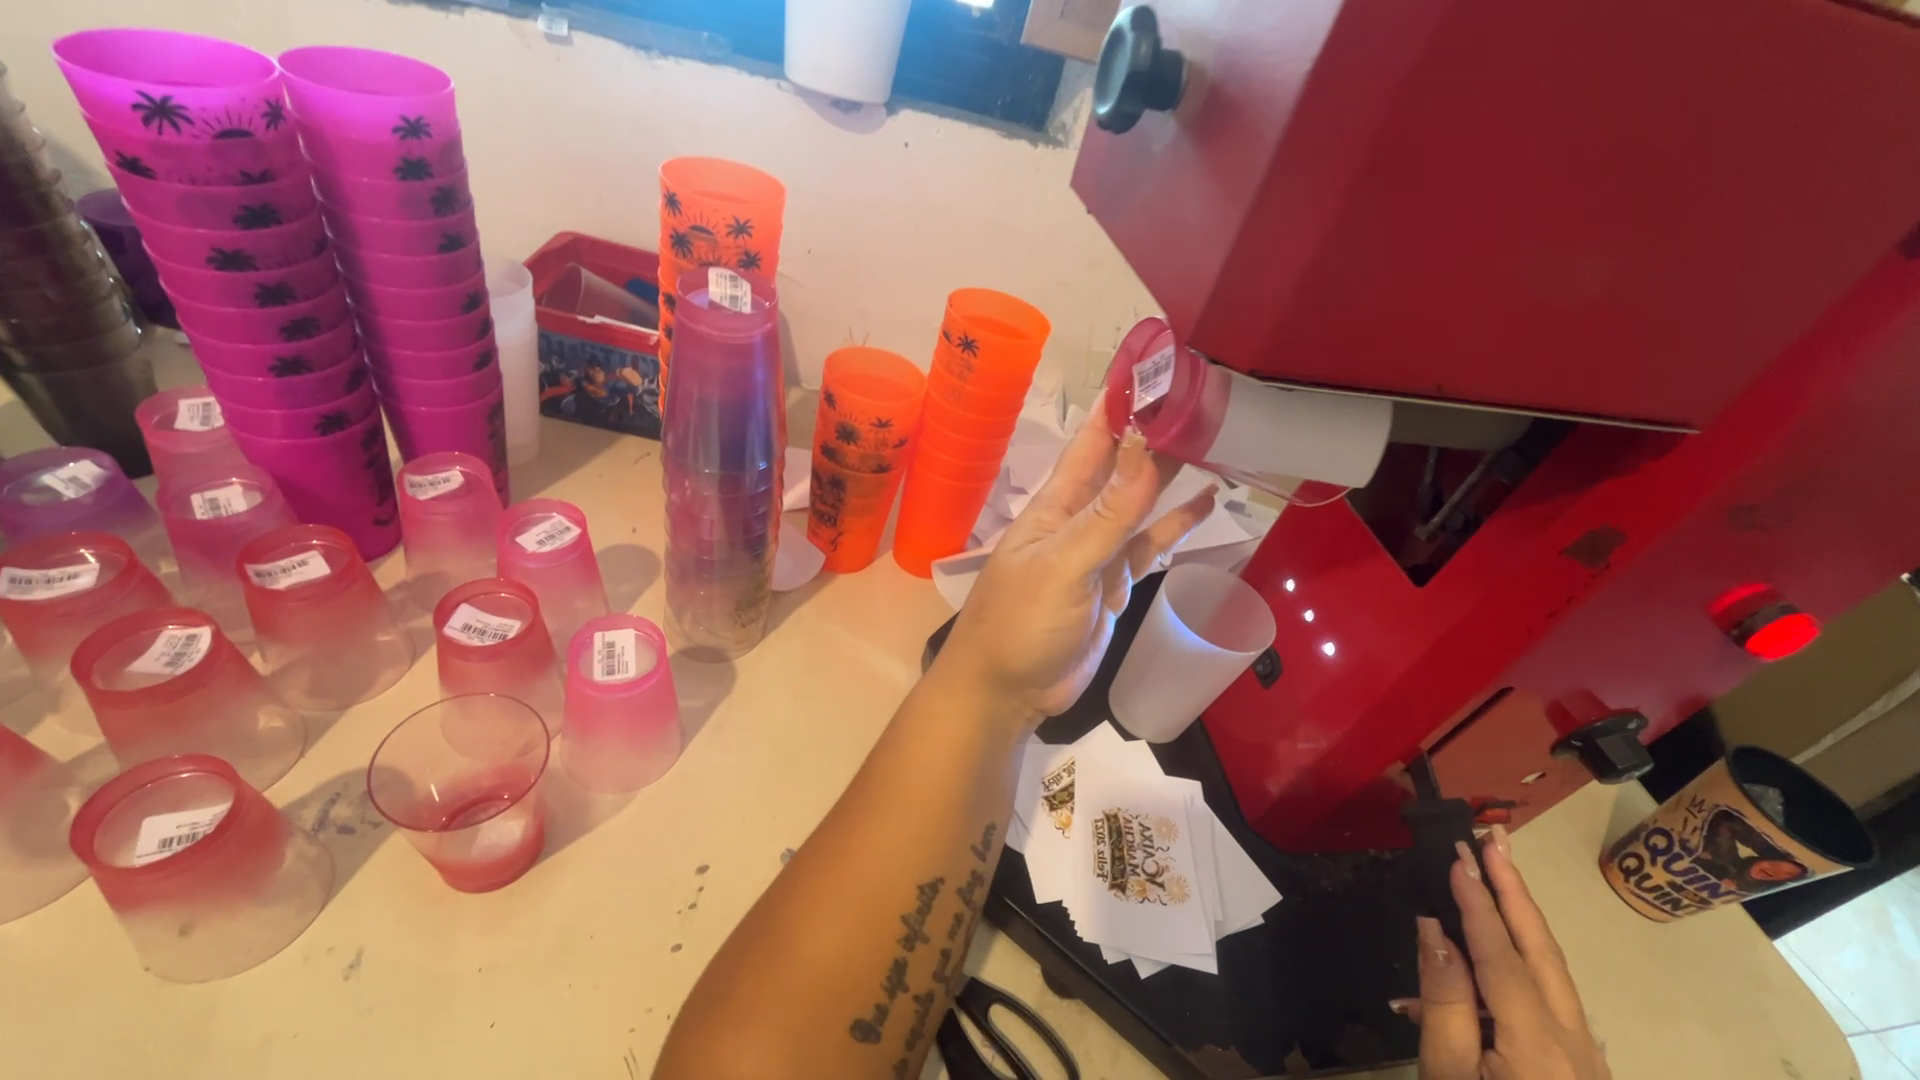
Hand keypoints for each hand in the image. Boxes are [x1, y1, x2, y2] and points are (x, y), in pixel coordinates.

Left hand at [936, 395, 1215, 720]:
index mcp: (1057, 505)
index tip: (1155, 369)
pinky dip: (1175, 524)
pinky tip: (1205, 503)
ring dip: (1172, 474)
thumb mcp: (1063, 565)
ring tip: (1214, 438)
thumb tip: (1147, 449)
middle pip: (1124, 467)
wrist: (1008, 691)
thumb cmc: (1020, 623)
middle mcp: (1079, 519)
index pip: (1092, 442)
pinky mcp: (1115, 583)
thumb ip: (1108, 515)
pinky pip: (1150, 545)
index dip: (1120, 406)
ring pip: (1142, 503)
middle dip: (1155, 433)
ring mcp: (1099, 552)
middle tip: (1203, 396)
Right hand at [1402, 826, 1610, 1079]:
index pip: (1499, 953)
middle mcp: (1573, 1044)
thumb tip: (1433, 930)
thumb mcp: (1444, 1078)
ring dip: (1522, 918)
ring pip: (1552, 972)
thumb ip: (1444, 1003)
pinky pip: (1546, 1003)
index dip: (1476, 901)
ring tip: (1496, 873)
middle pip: (1542, 950)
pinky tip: (1475, 964)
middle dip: (1516, 890)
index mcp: (1535, 1045)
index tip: (1458, 854)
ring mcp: (1583, 1059)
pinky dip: (1515, 965)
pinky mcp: (1578, 1071)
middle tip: (1495, 837)